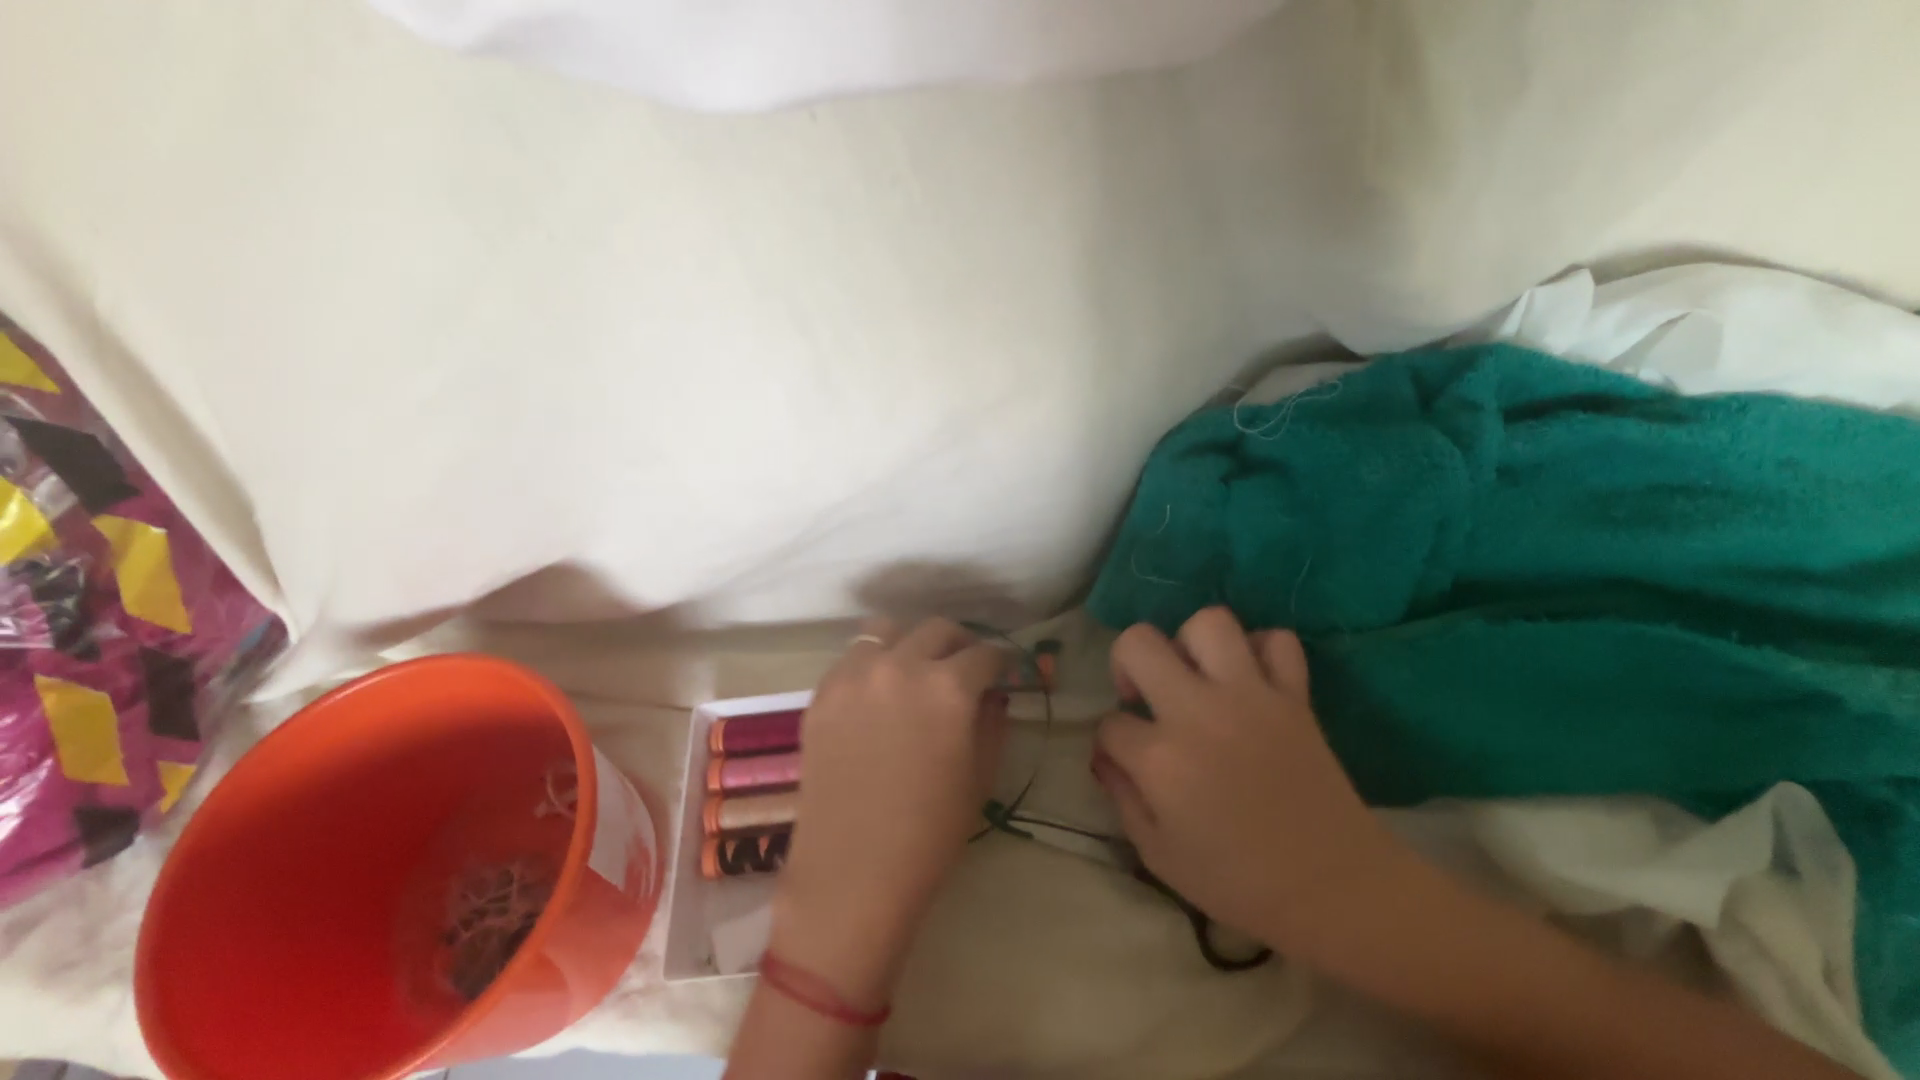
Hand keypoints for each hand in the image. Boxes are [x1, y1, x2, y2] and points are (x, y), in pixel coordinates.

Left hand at [770, 617, 1009, 1007]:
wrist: (853, 871)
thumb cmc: (929, 833)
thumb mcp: (980, 776)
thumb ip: (992, 721)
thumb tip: (992, 693)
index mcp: (949, 687)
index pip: (985, 653)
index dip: (1000, 661)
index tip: (1003, 672)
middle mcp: (900, 666)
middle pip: (937, 629)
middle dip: (959, 644)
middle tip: (964, 668)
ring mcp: (854, 676)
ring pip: (887, 630)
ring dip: (910, 643)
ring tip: (916, 669)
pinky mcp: (821, 694)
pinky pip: (851, 659)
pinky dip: (872, 663)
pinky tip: (879, 693)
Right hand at [1094, 607, 1404, 954]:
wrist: (1331, 886)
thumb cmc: (1237, 881)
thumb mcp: (1158, 854)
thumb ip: (1123, 798)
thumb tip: (1106, 758)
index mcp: (1161, 758)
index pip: (1109, 723)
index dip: (1109, 742)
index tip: (1124, 759)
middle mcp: (1198, 712)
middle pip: (1139, 643)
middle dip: (1127, 663)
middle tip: (1144, 695)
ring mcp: (1251, 697)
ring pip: (1209, 623)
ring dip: (1191, 643)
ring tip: (1196, 677)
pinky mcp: (1295, 696)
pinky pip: (1278, 642)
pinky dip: (1260, 650)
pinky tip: (1250, 680)